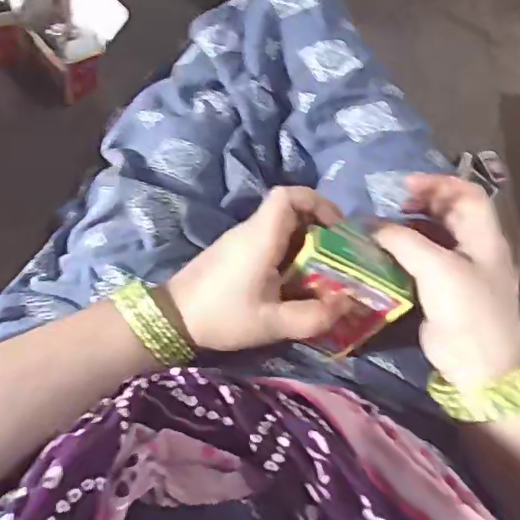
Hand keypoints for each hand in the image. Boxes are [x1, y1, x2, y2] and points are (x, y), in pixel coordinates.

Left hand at [167, 187, 353, 352]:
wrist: (172, 319)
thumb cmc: (222, 316)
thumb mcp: (273, 324)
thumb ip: (314, 316)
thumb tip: (347, 304)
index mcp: (260, 236)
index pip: (288, 195)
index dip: (317, 202)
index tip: (337, 228)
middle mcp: (249, 231)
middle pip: (289, 211)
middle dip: (318, 228)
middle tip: (337, 256)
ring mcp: (237, 241)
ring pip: (279, 228)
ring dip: (303, 244)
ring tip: (321, 273)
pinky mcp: (231, 254)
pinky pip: (266, 241)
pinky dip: (286, 254)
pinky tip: (292, 282)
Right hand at [371, 174, 519, 389]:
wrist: (479, 365)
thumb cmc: (466, 309)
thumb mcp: (436, 268)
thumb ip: (403, 241)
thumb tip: (371, 225)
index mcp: (485, 237)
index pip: (466, 194)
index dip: (437, 183)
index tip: (404, 186)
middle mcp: (474, 249)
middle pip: (450, 212)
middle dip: (421, 202)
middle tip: (390, 204)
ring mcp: (459, 271)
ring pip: (434, 235)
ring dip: (409, 226)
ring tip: (382, 227)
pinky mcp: (442, 291)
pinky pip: (422, 260)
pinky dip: (403, 251)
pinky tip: (383, 252)